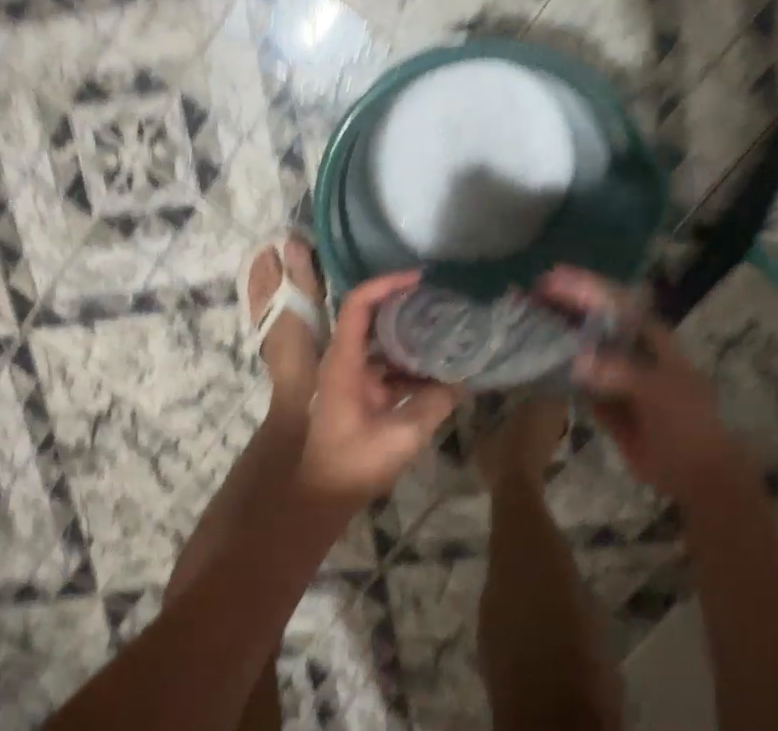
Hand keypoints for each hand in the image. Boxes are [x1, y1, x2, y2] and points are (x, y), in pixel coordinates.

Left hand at [298, 271, 461, 506]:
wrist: (314, 497)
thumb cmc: (349, 464)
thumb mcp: (399, 437)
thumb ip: (433, 405)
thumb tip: (463, 383)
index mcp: (343, 362)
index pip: (359, 305)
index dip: (386, 284)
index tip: (420, 279)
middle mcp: (343, 363)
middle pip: (373, 321)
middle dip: (406, 309)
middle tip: (442, 303)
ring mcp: (350, 381)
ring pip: (382, 348)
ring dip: (411, 341)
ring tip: (449, 333)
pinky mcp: (359, 400)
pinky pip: (386, 373)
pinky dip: (410, 369)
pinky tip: (440, 374)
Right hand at [539, 266, 747, 495]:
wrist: (695, 473)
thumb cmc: (686, 424)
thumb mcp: (658, 392)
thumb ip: (620, 372)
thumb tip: (578, 361)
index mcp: (650, 338)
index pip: (613, 302)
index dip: (583, 287)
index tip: (551, 278)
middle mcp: (630, 349)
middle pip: (592, 320)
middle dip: (562, 305)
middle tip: (528, 295)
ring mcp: (615, 375)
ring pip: (580, 347)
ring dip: (555, 333)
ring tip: (523, 319)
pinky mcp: (602, 400)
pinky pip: (574, 378)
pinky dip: (555, 368)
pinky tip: (532, 359)